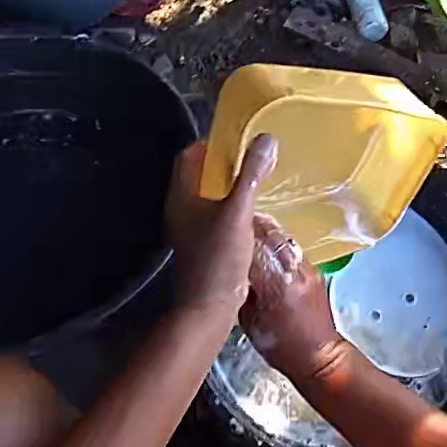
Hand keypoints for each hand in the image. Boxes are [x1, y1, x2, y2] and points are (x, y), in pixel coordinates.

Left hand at [166, 135, 277, 316]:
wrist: (210, 307)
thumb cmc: (219, 258)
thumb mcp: (238, 212)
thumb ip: (251, 175)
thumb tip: (266, 139)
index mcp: (181, 196)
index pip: (189, 156)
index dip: (211, 143)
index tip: (238, 140)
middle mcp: (180, 209)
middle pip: (200, 175)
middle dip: (224, 163)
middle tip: (253, 157)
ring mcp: (190, 228)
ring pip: (209, 196)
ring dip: (229, 186)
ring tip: (257, 180)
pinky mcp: (202, 244)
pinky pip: (216, 214)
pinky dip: (232, 206)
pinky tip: (253, 211)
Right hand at [242, 214, 348, 382]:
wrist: (320, 355)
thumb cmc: (280, 346)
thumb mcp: (248, 321)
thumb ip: (238, 291)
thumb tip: (227, 269)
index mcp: (275, 284)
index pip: (250, 249)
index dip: (232, 237)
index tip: (216, 231)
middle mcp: (293, 269)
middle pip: (267, 236)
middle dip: (247, 227)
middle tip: (226, 222)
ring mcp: (307, 266)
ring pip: (280, 237)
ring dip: (261, 230)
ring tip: (242, 228)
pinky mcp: (314, 268)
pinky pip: (290, 246)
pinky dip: (274, 241)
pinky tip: (262, 244)